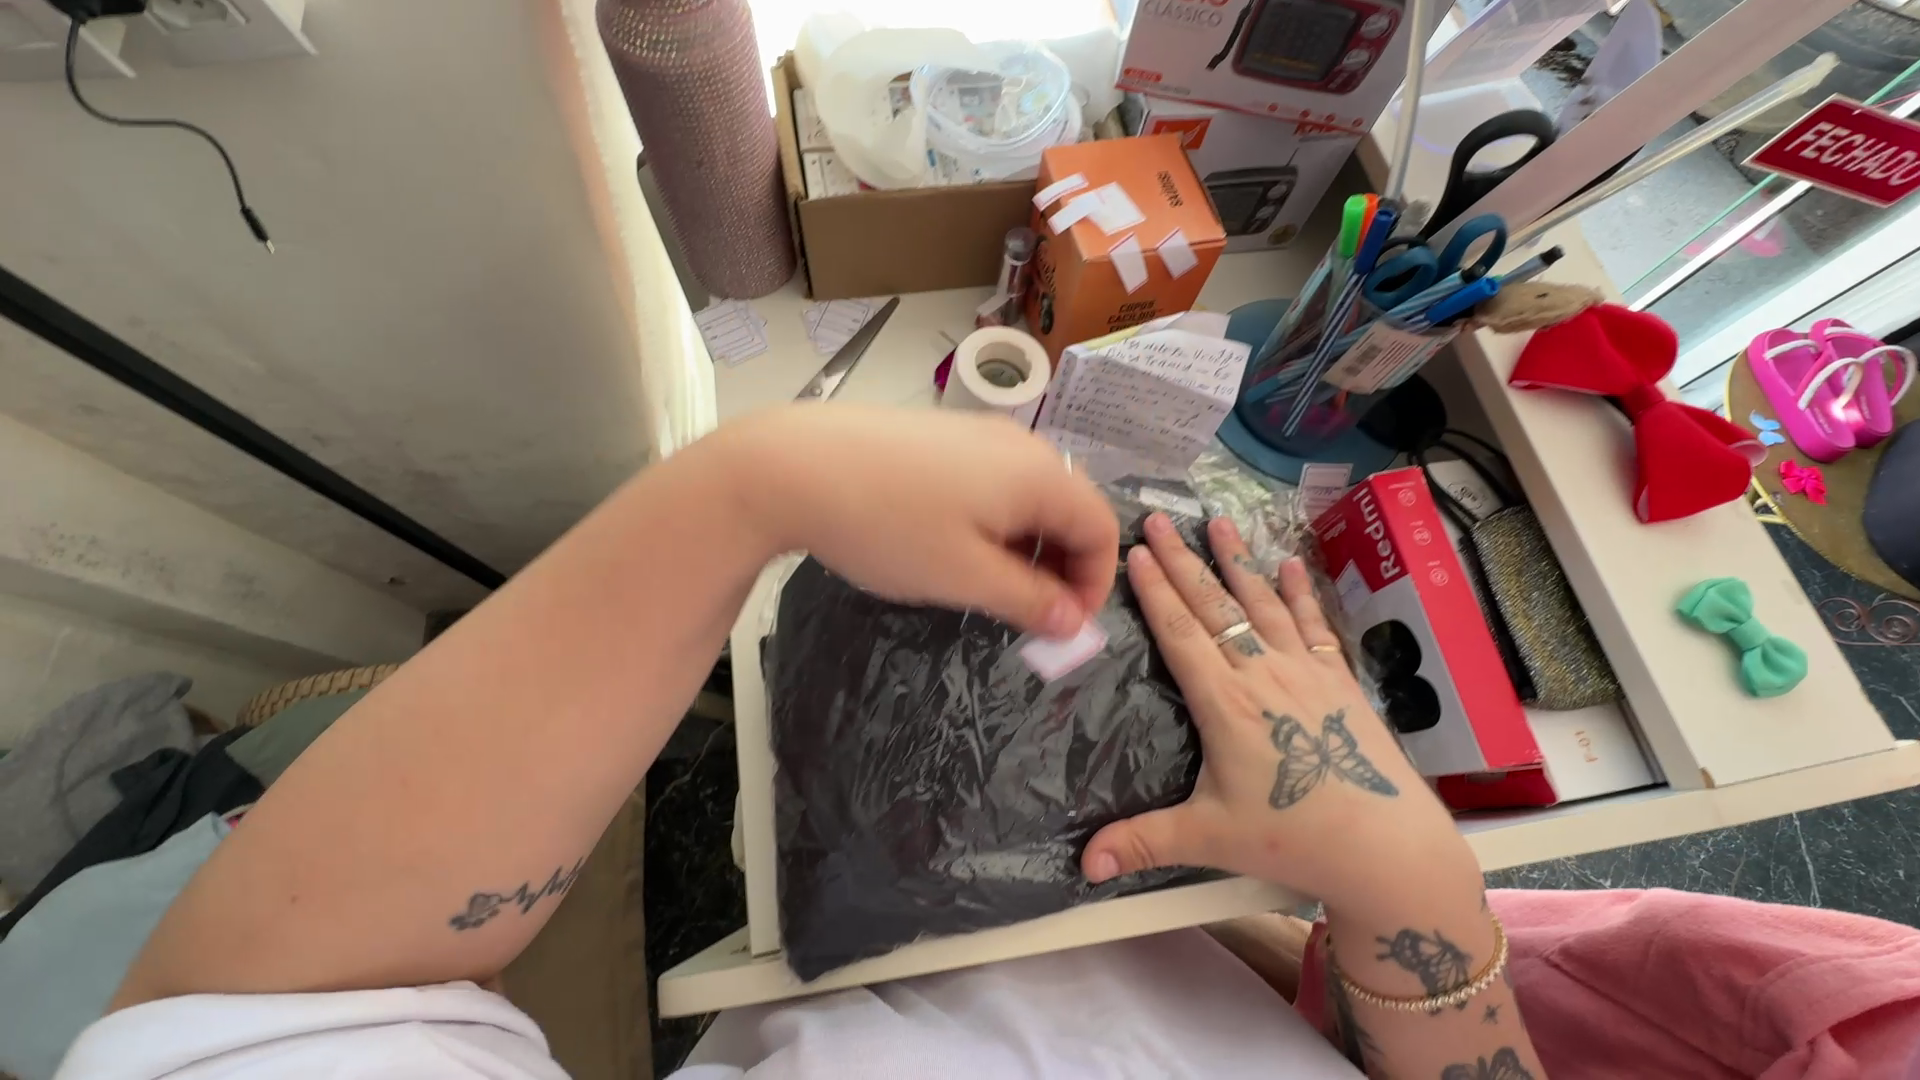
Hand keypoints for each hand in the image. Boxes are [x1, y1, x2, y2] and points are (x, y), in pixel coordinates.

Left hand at [720, 405, 1118, 638]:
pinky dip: (993, 523)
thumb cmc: (891, 527)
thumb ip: (1030, 601)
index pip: (1102, 529)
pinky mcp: (941, 436)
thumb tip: (1074, 622)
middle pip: (1068, 510)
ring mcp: (977, 434)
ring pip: (1027, 498)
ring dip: (1024, 548)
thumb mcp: (967, 576)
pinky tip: (950, 545)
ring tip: (985, 584)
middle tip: (1025, 612)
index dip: (1095, 584)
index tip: (1062, 627)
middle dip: (1059, 567)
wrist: (794, 465)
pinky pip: (991, 484)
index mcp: (1040, 475)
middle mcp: (1020, 445)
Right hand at [1080, 514, 1479, 917]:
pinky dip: (1298, 592)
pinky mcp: (1337, 680)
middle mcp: (1262, 673)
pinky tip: (1287, 563)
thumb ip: (1143, 842)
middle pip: (1214, 607)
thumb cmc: (1293, 837)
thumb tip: (1083, 866)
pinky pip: (1313, 624)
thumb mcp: (1208, 838)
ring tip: (1217, 523)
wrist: (1387, 847)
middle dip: (1183, 561)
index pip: (1180, 633)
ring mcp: (1305, 671)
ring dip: (1236, 562)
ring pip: (1261, 604)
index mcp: (1224, 702)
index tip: (1137, 552)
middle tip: (1159, 521)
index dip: (1155, 591)